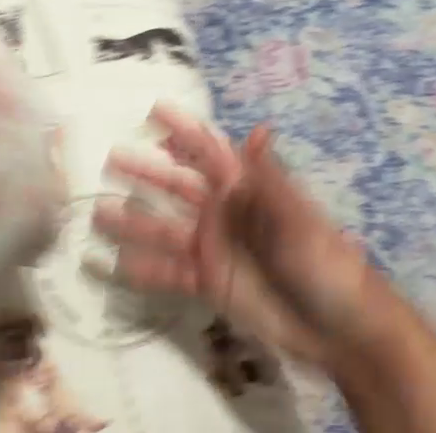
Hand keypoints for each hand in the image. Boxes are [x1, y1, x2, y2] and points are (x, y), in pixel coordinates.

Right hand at [92, 105, 389, 367]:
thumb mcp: (296, 219)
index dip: (183, 128)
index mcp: (244, 188)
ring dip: (132, 219)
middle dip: (144, 169)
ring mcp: (212, 247)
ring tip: (95, 211)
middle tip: (109, 156)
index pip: (207, 149)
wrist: (340, 328)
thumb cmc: (322, 262)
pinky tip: (110, 267)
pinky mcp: (209, 283)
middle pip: (176, 184)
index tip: (153, 107)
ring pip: (163, 227)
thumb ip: (268, 178)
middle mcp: (222, 211)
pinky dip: (140, 269)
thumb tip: (258, 127)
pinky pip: (167, 272)